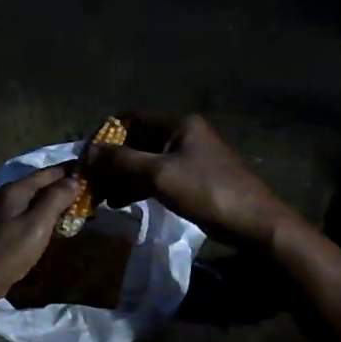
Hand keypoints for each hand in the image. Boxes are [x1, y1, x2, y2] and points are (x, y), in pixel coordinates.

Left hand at [0, 163, 80, 294]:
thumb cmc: (11, 251)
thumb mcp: (38, 223)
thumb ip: (56, 198)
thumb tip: (74, 180)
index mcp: (16, 189)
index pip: (48, 171)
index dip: (70, 169)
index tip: (92, 168)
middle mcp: (8, 194)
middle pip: (42, 183)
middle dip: (65, 184)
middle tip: (91, 189)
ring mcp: (4, 211)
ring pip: (37, 198)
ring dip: (57, 199)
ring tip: (79, 204)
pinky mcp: (5, 226)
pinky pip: (31, 212)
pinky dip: (47, 212)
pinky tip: (58, 221)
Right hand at [83, 114, 296, 244]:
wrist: (253, 222)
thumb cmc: (207, 191)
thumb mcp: (159, 175)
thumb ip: (122, 161)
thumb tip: (88, 151)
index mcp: (178, 124)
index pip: (132, 119)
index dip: (107, 135)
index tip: (87, 156)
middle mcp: (183, 134)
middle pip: (137, 141)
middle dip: (112, 160)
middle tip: (91, 180)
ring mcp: (188, 157)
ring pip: (145, 161)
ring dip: (122, 176)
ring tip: (101, 196)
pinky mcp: (191, 179)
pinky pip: (156, 177)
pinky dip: (137, 187)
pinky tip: (120, 202)